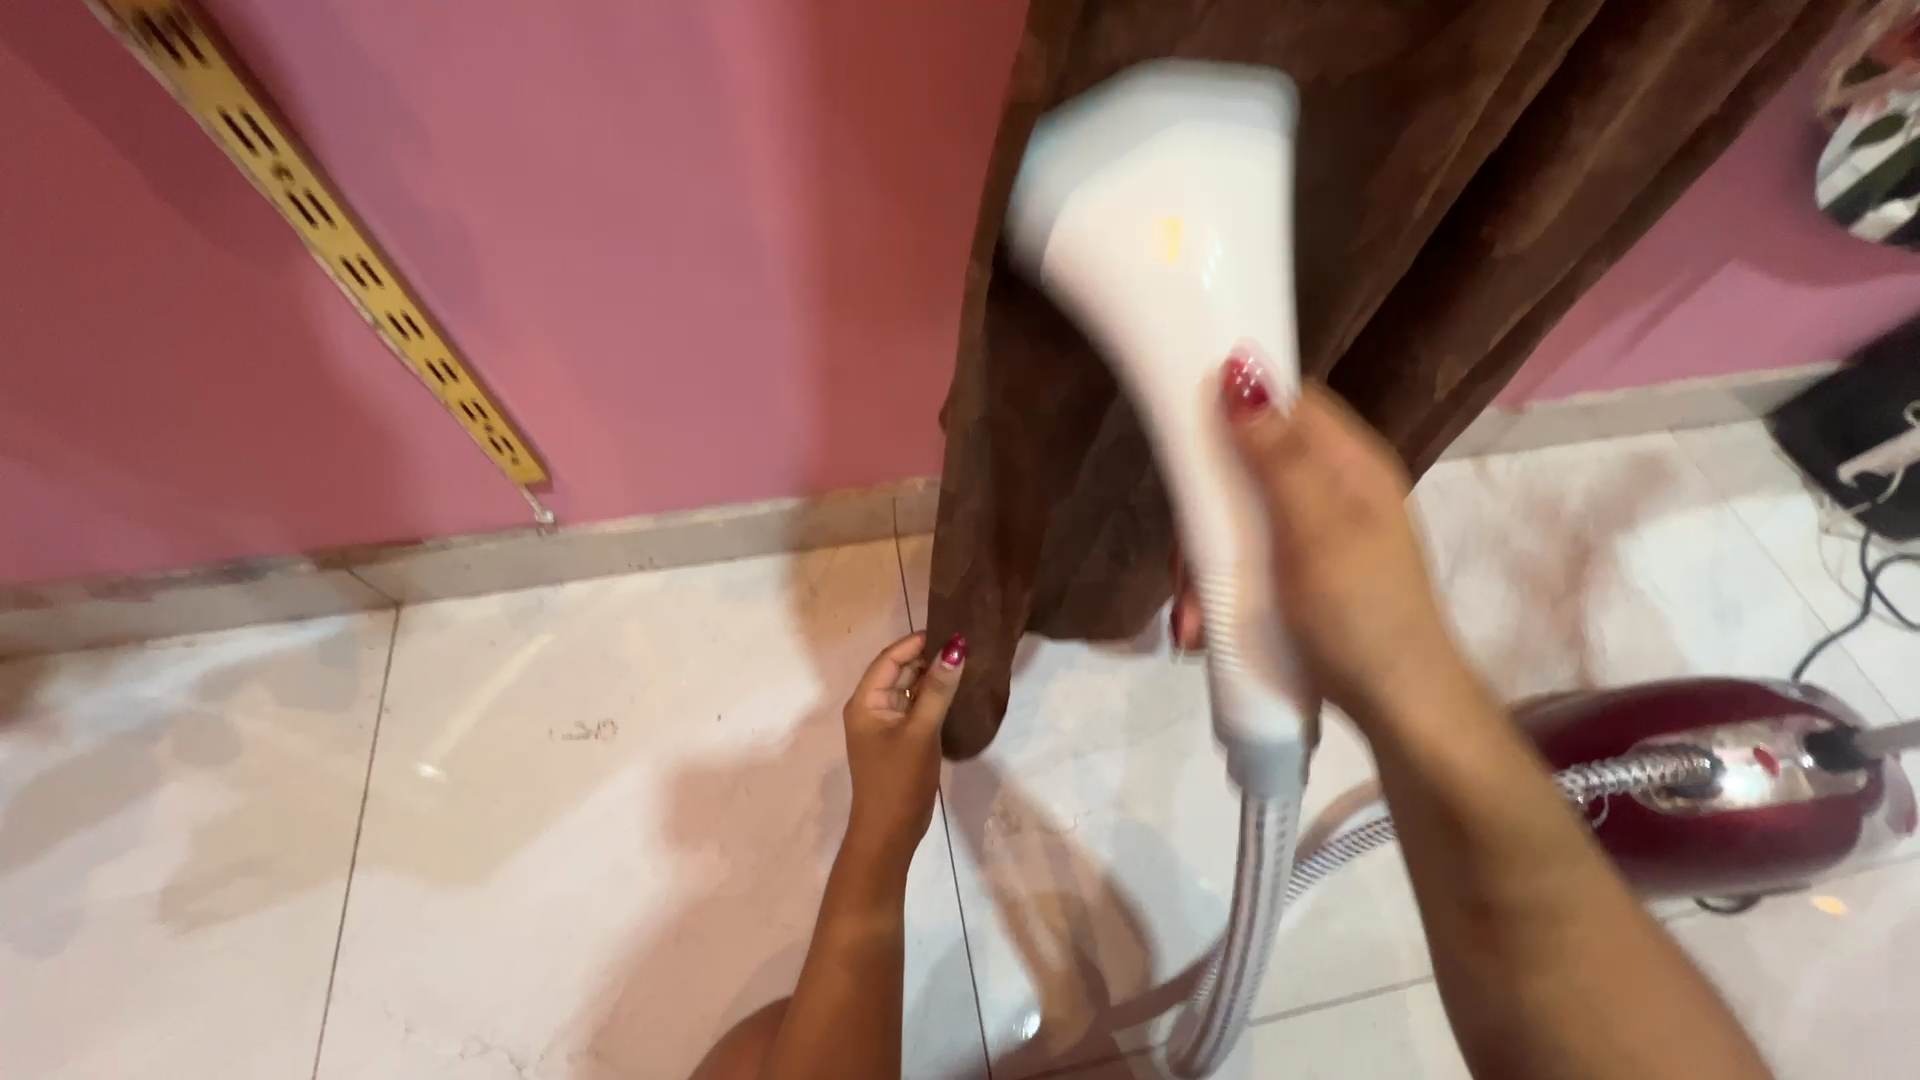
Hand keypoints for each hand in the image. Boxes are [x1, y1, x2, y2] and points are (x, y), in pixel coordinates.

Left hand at [840, 631, 967, 873]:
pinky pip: (914, 708)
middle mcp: (871, 708)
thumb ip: (938, 689)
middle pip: (898, 671)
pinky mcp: (899, 740)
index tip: (949, 630)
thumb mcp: (921, 731)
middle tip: (963, 643)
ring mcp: (884, 725)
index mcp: (865, 701)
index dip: (916, 642)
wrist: (889, 833)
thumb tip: (956, 648)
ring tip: (963, 660)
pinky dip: (931, 697)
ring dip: (931, 676)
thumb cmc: (899, 779)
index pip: (890, 658)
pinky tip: (954, 690)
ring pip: (908, 689)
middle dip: (927, 657)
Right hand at [1175, 360, 1471, 728]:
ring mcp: (1309, 535)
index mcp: (1346, 463)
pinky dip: (1215, 588)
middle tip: (1180, 562)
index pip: (1285, 400)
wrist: (1398, 711)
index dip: (1234, 403)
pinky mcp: (1294, 575)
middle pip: (1244, 464)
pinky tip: (1201, 624)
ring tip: (1190, 614)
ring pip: (1232, 518)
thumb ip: (1277, 455)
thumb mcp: (1316, 531)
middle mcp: (1327, 489)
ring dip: (1200, 562)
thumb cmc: (1360, 614)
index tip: (1181, 436)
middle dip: (1200, 511)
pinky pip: (1239, 559)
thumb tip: (1239, 368)